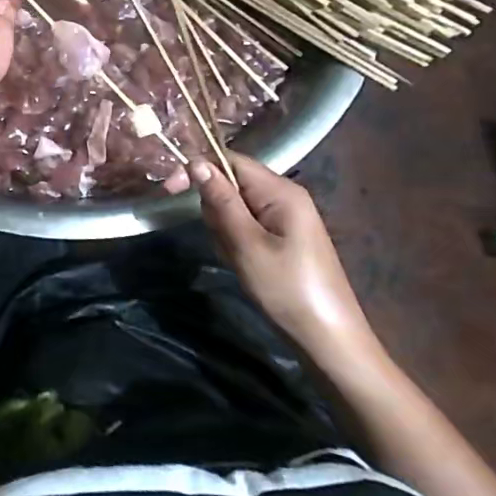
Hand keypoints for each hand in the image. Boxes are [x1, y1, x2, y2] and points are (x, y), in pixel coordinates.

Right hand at [172, 150, 375, 357]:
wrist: (326, 335)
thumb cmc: (286, 287)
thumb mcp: (246, 243)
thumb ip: (221, 201)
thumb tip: (197, 163)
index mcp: (280, 192)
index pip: (230, 160)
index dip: (199, 169)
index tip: (169, 191)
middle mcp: (284, 197)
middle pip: (230, 184)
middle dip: (214, 209)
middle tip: (223, 240)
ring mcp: (284, 218)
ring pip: (233, 208)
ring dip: (223, 230)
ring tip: (236, 257)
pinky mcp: (281, 237)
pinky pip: (245, 226)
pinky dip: (234, 241)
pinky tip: (242, 263)